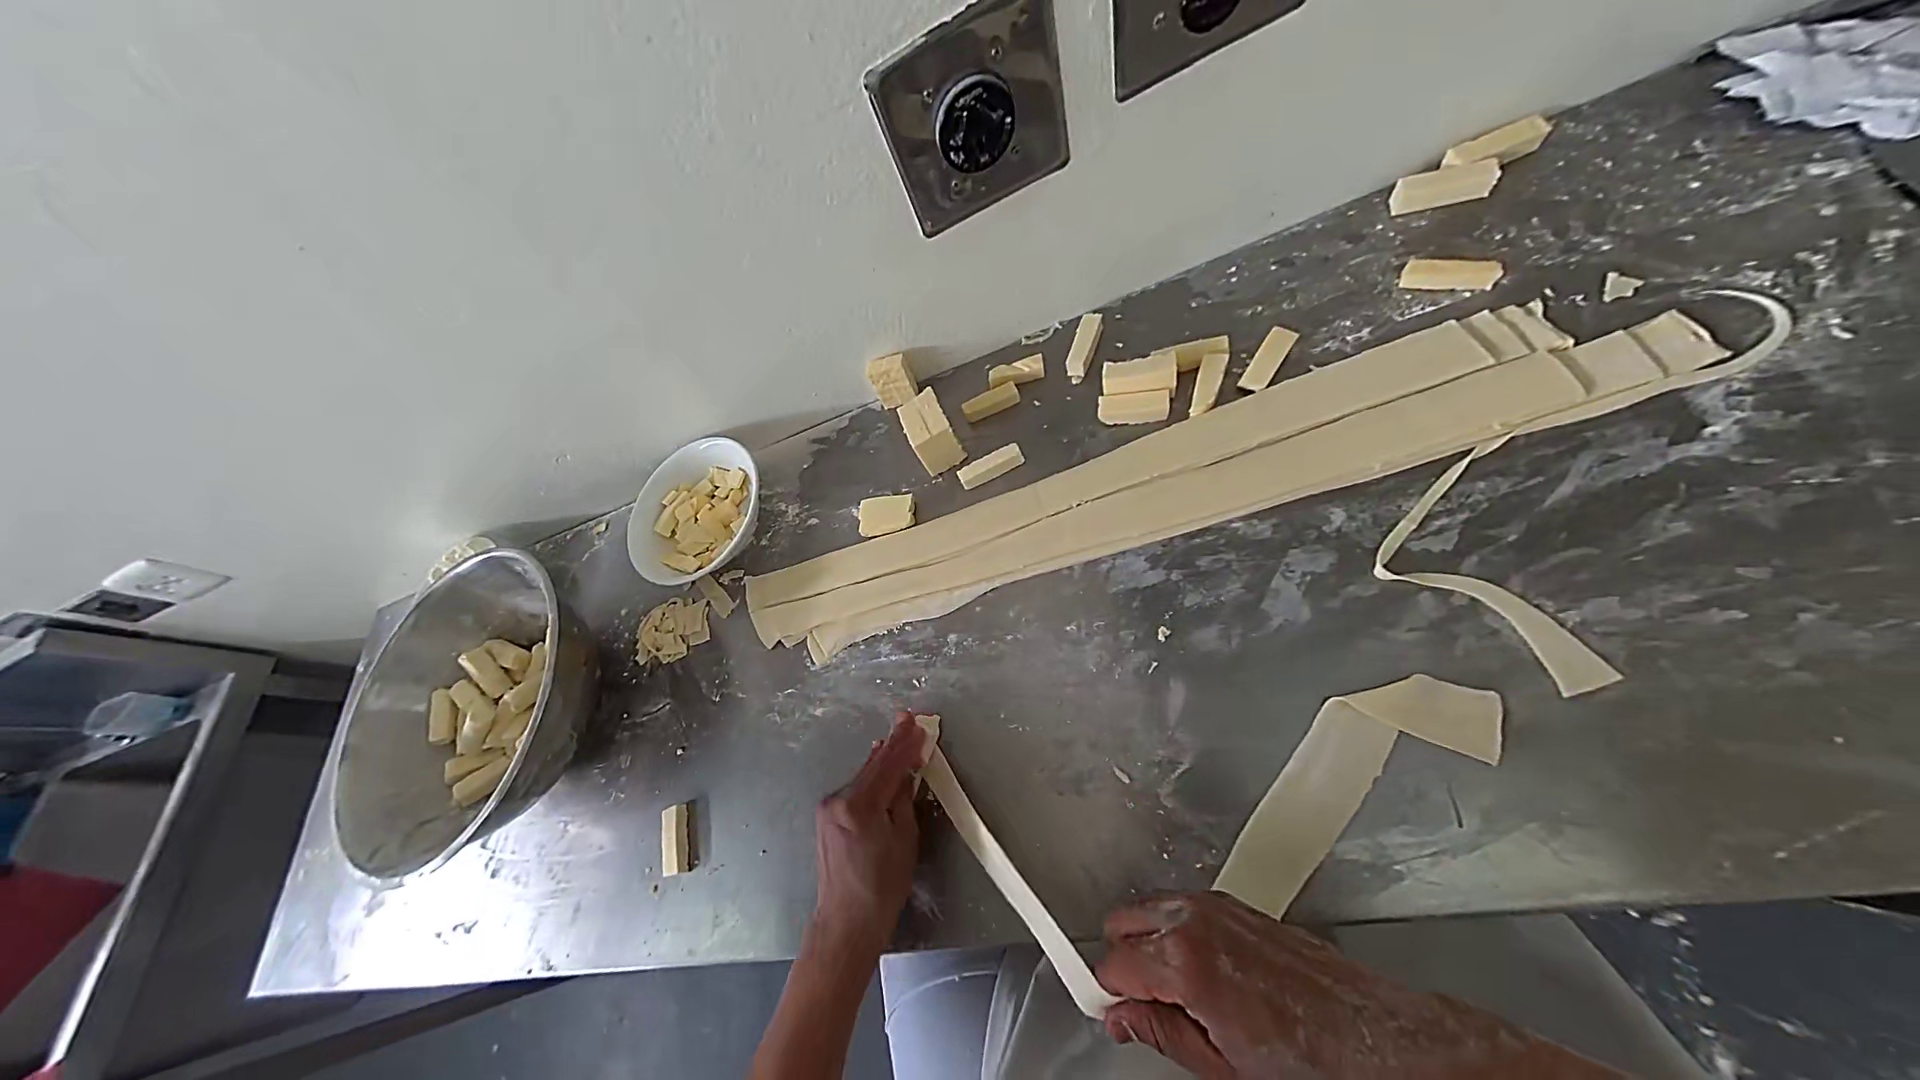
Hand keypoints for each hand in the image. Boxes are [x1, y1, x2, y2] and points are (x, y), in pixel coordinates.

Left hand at [811, 712, 925, 947]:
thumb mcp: (905, 839)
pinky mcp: (826, 817)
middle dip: (893, 744)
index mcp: (860, 807)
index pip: (888, 765)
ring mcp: (828, 808)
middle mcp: (838, 801)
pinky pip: (854, 789)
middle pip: (873, 765)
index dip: (905, 743)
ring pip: (863, 776)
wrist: (846, 921)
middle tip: (908, 719)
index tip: (916, 723)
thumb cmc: (883, 887)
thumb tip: (905, 773)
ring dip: (882, 759)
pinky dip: (870, 777)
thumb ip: (903, 799)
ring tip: (899, 737)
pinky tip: (880, 766)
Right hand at [1096, 891, 1615, 1078]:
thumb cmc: (1311, 1060)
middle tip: (1148, 1004)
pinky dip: (1177, 932)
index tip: (1112, 1011)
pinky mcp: (1232, 901)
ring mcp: (1214, 904)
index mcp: (1184, 961)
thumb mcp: (1221, 1068)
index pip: (1110, 962)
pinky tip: (1208, 973)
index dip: (1107, 993)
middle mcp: (1193, 919)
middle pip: (1120, 922)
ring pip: (1148, 910)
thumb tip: (1121, 1018)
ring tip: (1185, 993)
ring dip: (1149, 944)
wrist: (1378, 1038)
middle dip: (1124, 960)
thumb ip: (1159, 1032)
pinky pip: (1181, 907)